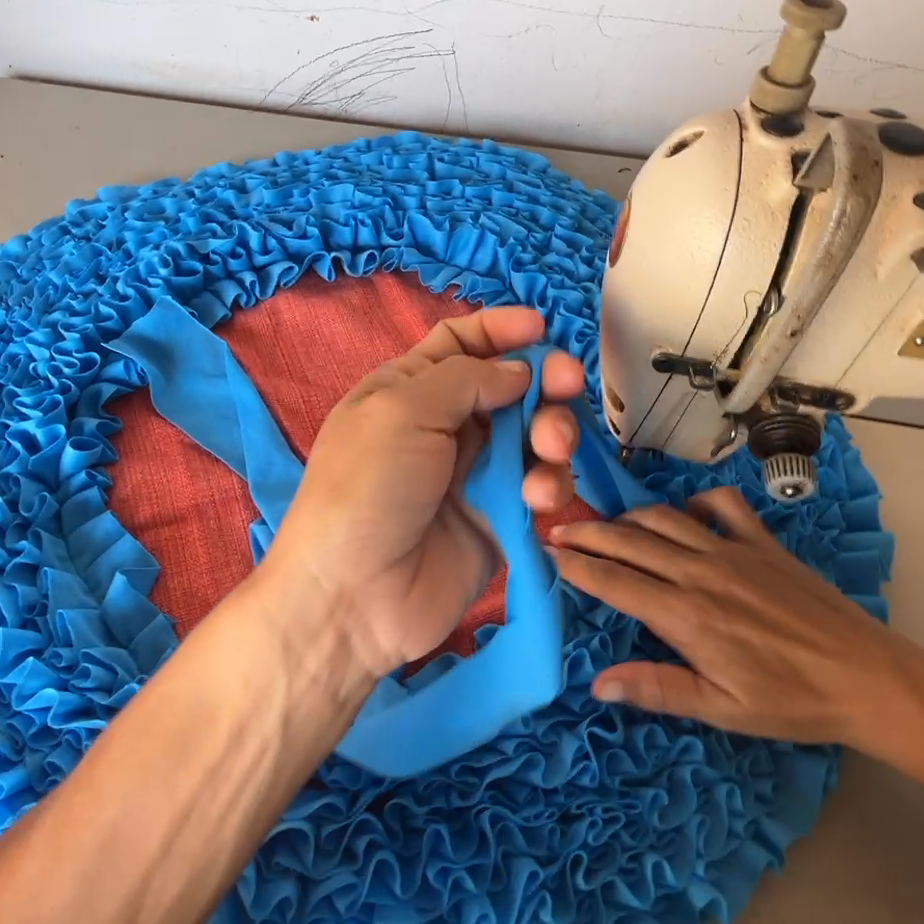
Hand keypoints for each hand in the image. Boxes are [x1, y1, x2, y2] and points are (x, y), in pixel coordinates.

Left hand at [263, 307, 584, 677]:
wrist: (355, 594)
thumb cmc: (366, 487)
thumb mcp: (402, 411)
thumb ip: (466, 379)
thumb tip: (518, 371)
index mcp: (408, 390)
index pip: (460, 344)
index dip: (499, 330)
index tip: (541, 328)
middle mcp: (444, 426)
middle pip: (510, 387)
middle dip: (545, 381)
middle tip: (569, 384)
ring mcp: (474, 474)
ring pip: (533, 435)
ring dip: (552, 433)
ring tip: (550, 450)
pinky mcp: (500, 518)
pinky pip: (540, 487)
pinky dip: (548, 485)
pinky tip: (538, 498)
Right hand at [549, 486, 911, 750]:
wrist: (868, 678)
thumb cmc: (791, 702)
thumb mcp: (720, 709)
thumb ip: (657, 689)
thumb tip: (597, 684)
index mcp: (686, 616)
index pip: (614, 582)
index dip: (575, 566)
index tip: (547, 552)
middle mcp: (701, 573)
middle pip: (629, 542)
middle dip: (587, 533)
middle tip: (558, 528)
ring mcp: (734, 551)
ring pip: (665, 519)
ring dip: (628, 519)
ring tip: (606, 525)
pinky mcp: (764, 543)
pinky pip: (721, 505)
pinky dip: (694, 502)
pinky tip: (684, 516)